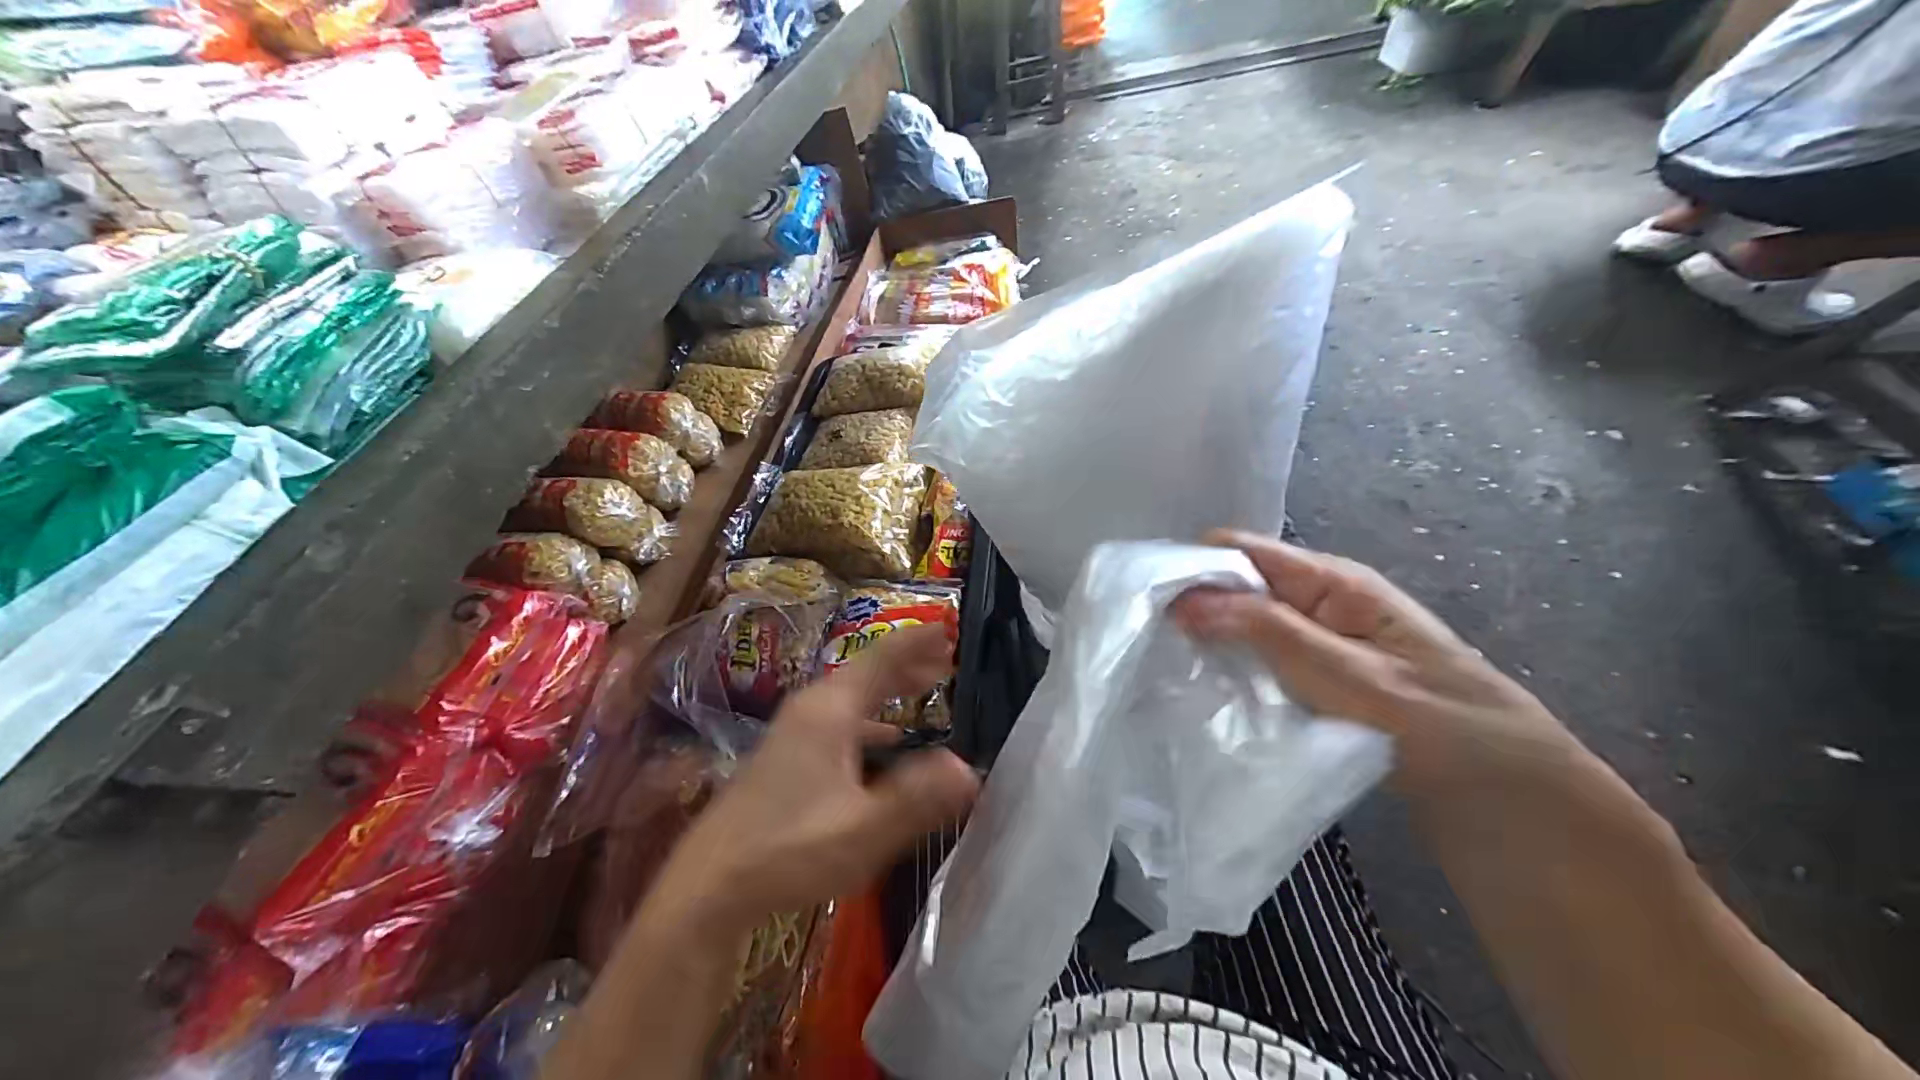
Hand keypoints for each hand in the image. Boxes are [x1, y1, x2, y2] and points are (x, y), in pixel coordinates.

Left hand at [655, 623, 980, 929]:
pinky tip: (887, 740)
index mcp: (829, 710)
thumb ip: (918, 798)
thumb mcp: (864, 830)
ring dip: (891, 688)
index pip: (881, 658)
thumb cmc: (789, 850)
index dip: (918, 641)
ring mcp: (796, 733)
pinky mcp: (787, 758)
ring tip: (927, 685)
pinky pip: (842, 721)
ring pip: (854, 697)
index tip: (950, 626)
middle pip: (867, 672)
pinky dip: (872, 719)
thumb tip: (968, 769)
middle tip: (950, 654)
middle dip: (909, 662)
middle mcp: (812, 710)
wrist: (708, 886)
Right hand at [1173, 529, 1580, 799]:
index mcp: (1331, 581)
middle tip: (1142, 641)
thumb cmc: (1437, 723)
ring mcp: (1314, 644)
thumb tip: (1181, 599)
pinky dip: (1228, 671)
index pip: (1241, 550)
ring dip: (1207, 642)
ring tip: (1158, 666)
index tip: (1143, 599)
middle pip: (1236, 586)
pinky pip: (1256, 663)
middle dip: (1192, 604)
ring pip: (1241, 627)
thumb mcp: (1349, 673)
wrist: (1510, 800)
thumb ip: (1266, 630)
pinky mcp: (1311, 681)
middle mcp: (1317, 603)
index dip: (1191, 564)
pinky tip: (1199, 691)